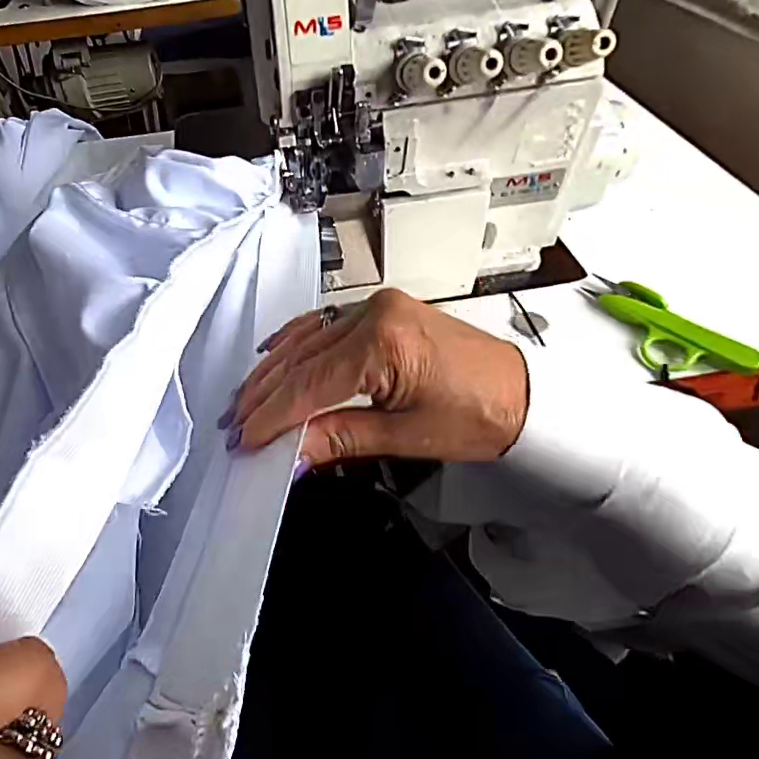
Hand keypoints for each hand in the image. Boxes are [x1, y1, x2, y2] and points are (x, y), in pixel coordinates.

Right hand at [226, 288, 528, 467]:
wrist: (521, 393)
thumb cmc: (482, 412)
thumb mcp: (405, 437)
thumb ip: (341, 438)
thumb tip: (294, 450)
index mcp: (385, 341)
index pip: (310, 384)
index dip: (273, 416)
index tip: (248, 438)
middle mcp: (378, 313)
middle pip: (302, 359)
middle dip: (265, 396)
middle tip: (237, 426)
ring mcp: (381, 308)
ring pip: (308, 340)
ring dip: (275, 372)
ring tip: (247, 402)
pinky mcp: (384, 312)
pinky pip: (327, 325)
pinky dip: (298, 344)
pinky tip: (276, 355)